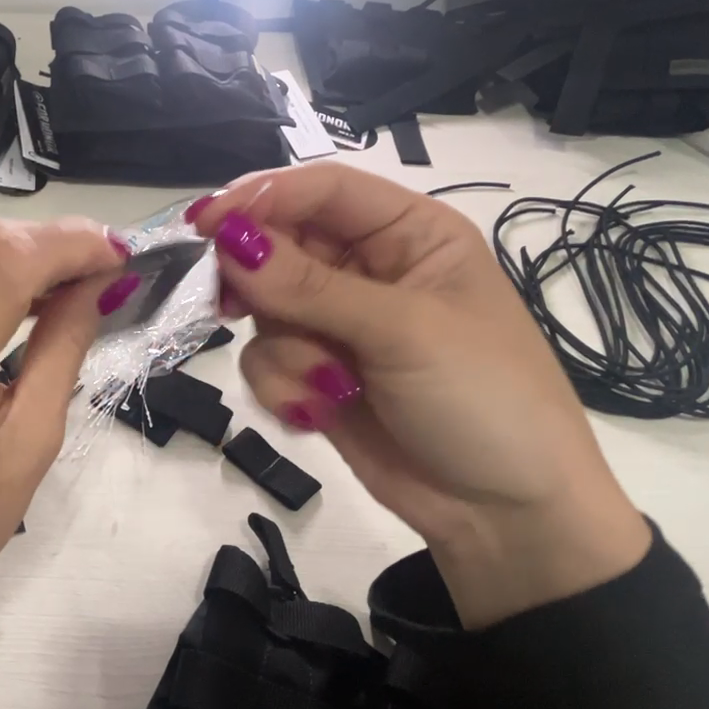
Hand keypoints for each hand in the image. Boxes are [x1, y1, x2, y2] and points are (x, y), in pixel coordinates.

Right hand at [187, 162, 649, 627]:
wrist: (503, 516)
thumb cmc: (483, 401)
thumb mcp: (404, 332)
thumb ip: (310, 286)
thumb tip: (228, 241)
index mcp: (411, 234)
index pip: (322, 191)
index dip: (261, 199)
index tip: (205, 225)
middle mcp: (369, 270)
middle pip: (281, 246)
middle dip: (258, 282)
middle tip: (231, 309)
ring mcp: (339, 326)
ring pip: (264, 308)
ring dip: (283, 351)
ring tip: (324, 387)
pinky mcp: (317, 376)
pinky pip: (265, 360)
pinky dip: (281, 386)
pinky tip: (316, 412)